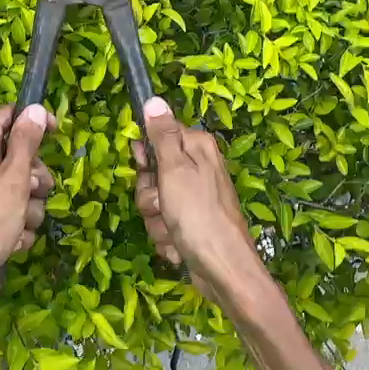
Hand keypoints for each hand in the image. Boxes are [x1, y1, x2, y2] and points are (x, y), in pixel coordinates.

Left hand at [0, 104, 57, 291]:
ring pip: (15, 183)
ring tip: (21, 224)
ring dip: (27, 205)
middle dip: (35, 176)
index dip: (34, 122)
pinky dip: (14, 221)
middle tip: (36, 192)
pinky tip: (13, 238)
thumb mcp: (15, 177)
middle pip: (17, 152)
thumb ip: (26, 141)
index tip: (56, 134)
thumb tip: (34, 108)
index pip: (11, 113)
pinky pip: (4, 204)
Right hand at [133, 96, 261, 301]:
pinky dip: (166, 237)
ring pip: (154, 201)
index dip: (146, 154)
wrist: (224, 270)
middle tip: (162, 203)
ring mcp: (193, 199)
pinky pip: (163, 224)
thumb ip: (162, 135)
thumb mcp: (175, 169)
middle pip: (152, 171)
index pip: (158, 134)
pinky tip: (179, 245)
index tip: (144, 166)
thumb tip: (154, 99)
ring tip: (173, 230)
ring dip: (157, 220)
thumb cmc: (199, 215)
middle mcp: (197, 169)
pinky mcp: (190, 224)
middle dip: (149, 194)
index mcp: (196, 148)